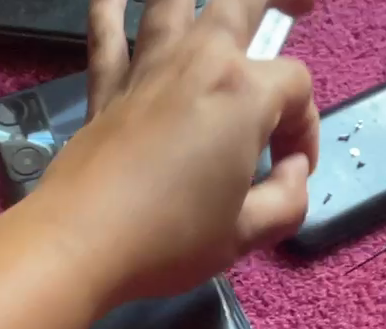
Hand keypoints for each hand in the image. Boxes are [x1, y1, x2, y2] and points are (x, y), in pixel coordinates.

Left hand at [28, 0, 318, 302]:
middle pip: (244, 2)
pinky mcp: (104, 92)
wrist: (80, 246)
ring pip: (173, 0)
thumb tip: (295, 172)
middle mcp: (198, 63)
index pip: (295, 89)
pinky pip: (104, 34)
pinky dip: (108, 10)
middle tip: (302, 4)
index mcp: (243, 94)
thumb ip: (287, 200)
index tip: (293, 169)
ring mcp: (147, 71)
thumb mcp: (244, 237)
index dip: (304, 127)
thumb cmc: (169, 242)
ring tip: (214, 0)